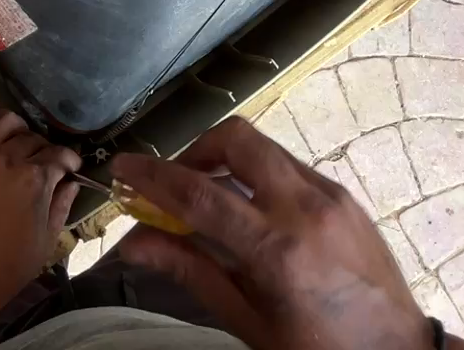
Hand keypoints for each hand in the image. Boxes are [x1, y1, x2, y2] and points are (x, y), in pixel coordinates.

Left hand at [0, 97, 80, 349]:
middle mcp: (5, 158)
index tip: (70, 166)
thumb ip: (60, 206)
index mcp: (32, 180)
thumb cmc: (2, 271)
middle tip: (42, 161)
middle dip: (43, 148)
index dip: (68, 160)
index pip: (58, 155)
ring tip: (18, 138)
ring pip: (3, 120)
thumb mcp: (43, 244)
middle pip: (32, 138)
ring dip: (17, 127)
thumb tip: (71, 181)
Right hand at [110, 118, 445, 349]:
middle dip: (194, 149)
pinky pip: (285, 163)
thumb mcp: (249, 323)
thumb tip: (131, 244)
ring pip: (260, 144)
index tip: (121, 166)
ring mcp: (329, 194)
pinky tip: (252, 210)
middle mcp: (304, 207)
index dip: (152, 176)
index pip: (199, 194)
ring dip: (224, 158)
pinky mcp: (342, 192)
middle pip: (234, 139)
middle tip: (177, 183)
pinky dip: (256, 173)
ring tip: (211, 197)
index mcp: (277, 251)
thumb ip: (189, 272)